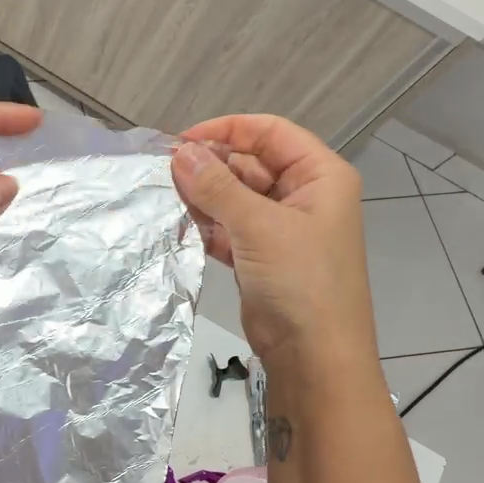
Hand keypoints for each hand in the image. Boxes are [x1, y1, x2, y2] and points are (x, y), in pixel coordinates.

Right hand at [174, 115, 378, 369]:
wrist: (313, 351)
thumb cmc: (300, 280)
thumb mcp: (259, 226)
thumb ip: (217, 187)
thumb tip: (179, 154)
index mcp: (319, 176)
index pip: (270, 134)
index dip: (227, 130)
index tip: (181, 142)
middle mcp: (302, 196)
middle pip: (250, 165)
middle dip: (210, 167)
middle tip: (164, 174)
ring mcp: (280, 229)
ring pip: (235, 199)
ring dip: (203, 197)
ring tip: (164, 197)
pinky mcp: (259, 258)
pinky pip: (228, 230)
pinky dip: (205, 226)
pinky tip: (177, 225)